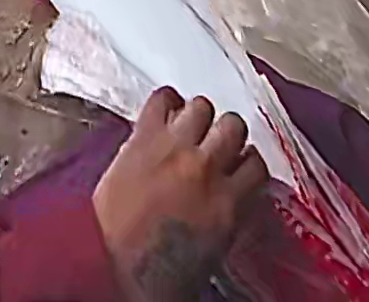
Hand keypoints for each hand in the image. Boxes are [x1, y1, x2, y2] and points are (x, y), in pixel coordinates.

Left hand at [92, 89, 269, 301]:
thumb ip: (226, 212)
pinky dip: (166, 100)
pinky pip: (162, 97)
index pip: (256, 165)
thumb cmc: (159, 270)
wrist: (111, 264)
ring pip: (202, 106)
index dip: (248, 162)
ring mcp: (174, 146)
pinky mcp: (143, 134)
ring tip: (190, 127)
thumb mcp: (212, 249)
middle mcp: (205, 169)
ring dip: (199, 116)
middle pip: (234, 126)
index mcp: (226, 206)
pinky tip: (166, 112)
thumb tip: (231, 194)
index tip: (239, 164)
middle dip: (227, 134)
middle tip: (215, 143)